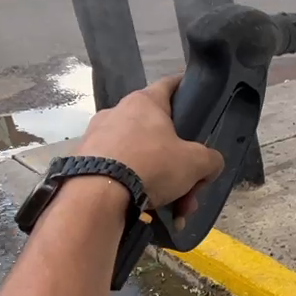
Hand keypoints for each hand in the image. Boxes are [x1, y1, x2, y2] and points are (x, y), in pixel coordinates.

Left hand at [76, 76, 222, 214]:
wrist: (97, 197)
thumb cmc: (152, 165)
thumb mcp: (198, 163)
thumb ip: (211, 160)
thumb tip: (208, 166)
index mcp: (144, 103)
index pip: (170, 84)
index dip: (186, 89)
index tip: (197, 98)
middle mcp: (116, 113)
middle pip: (160, 133)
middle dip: (181, 164)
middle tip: (192, 188)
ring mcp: (96, 137)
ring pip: (142, 157)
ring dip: (163, 183)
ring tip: (175, 210)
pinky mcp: (83, 161)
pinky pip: (121, 172)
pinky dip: (138, 189)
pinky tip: (149, 212)